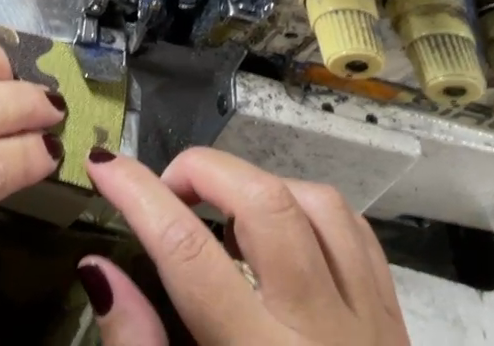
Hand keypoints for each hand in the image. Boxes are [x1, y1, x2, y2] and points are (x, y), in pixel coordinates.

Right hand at [80, 148, 408, 345]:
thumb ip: (139, 345)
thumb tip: (98, 269)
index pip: (189, 254)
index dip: (138, 195)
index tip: (103, 165)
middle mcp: (322, 334)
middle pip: (265, 207)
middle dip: (202, 173)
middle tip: (165, 192)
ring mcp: (371, 327)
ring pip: (317, 205)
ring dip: (256, 186)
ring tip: (218, 211)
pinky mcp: (395, 323)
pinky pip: (354, 232)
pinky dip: (305, 207)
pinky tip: (275, 228)